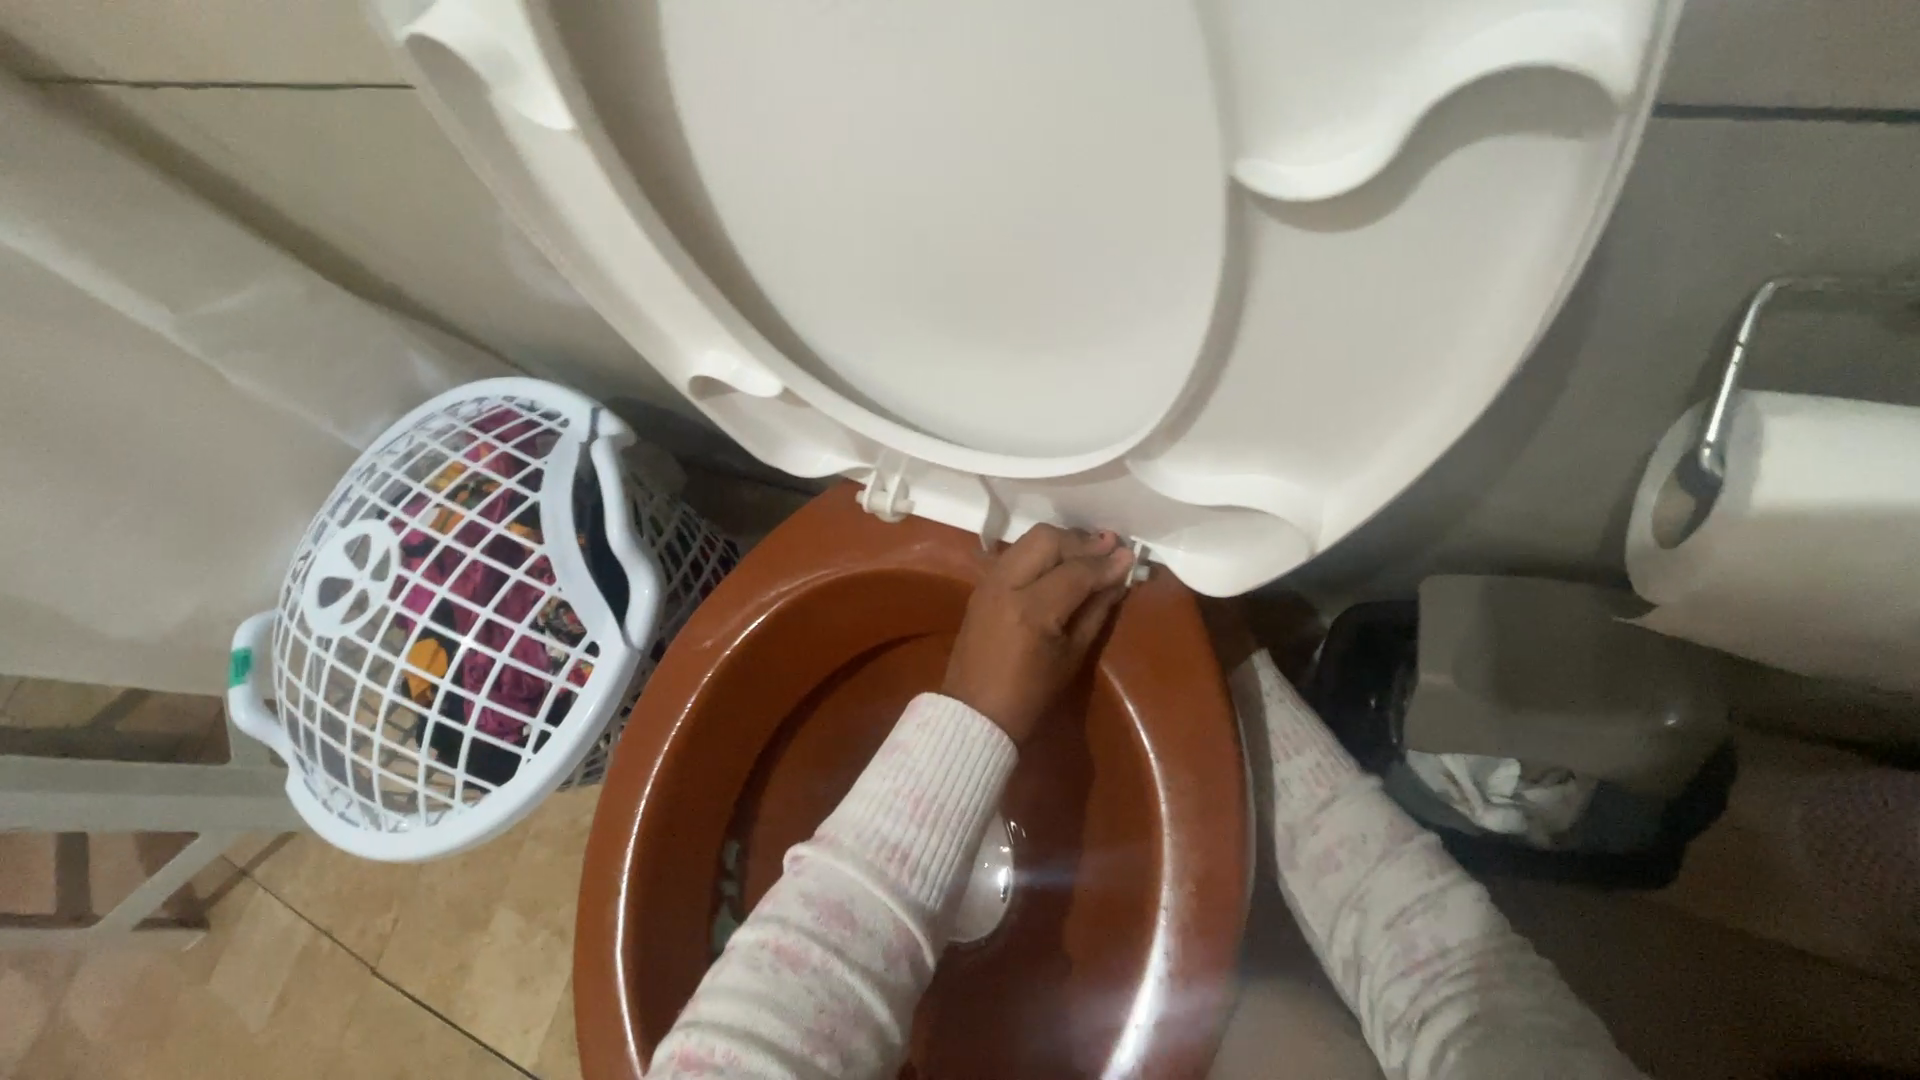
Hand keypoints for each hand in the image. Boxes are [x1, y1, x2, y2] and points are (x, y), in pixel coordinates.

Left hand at [942, 525, 1134, 743]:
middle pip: (1047, 540)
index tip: (1130, 555)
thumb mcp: (1072, 656)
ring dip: (1061, 542)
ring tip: (1089, 553)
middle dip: (1081, 541)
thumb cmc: (1030, 695)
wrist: (975, 712)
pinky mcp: (981, 585)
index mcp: (1031, 610)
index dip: (1106, 562)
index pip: (1076, 571)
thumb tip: (1118, 578)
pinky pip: (1016, 553)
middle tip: (1109, 549)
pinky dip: (1041, 552)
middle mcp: (1006, 585)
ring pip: (1029, 540)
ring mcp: (988, 582)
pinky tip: (1061, 563)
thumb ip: (1096, 610)